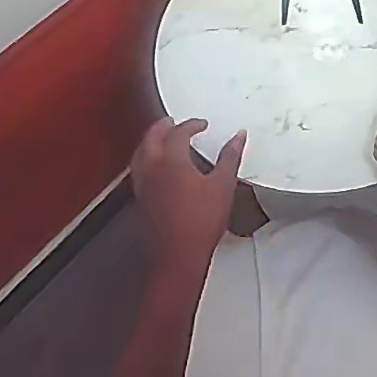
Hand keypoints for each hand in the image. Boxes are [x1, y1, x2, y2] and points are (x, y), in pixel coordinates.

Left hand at [130, 117, 244, 274]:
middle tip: (175, 122)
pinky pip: (139, 168)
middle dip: (163, 126)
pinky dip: (147, 157)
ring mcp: (143, 184)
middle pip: (151, 137)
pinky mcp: (141, 198)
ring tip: (163, 138)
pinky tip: (157, 166)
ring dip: (151, 140)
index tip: (202, 124)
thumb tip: (238, 136)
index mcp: (171, 161)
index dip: (191, 125)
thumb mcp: (223, 185)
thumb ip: (230, 157)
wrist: (178, 254)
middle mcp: (152, 168)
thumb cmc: (202, 220)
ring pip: (140, 152)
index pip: (178, 133)